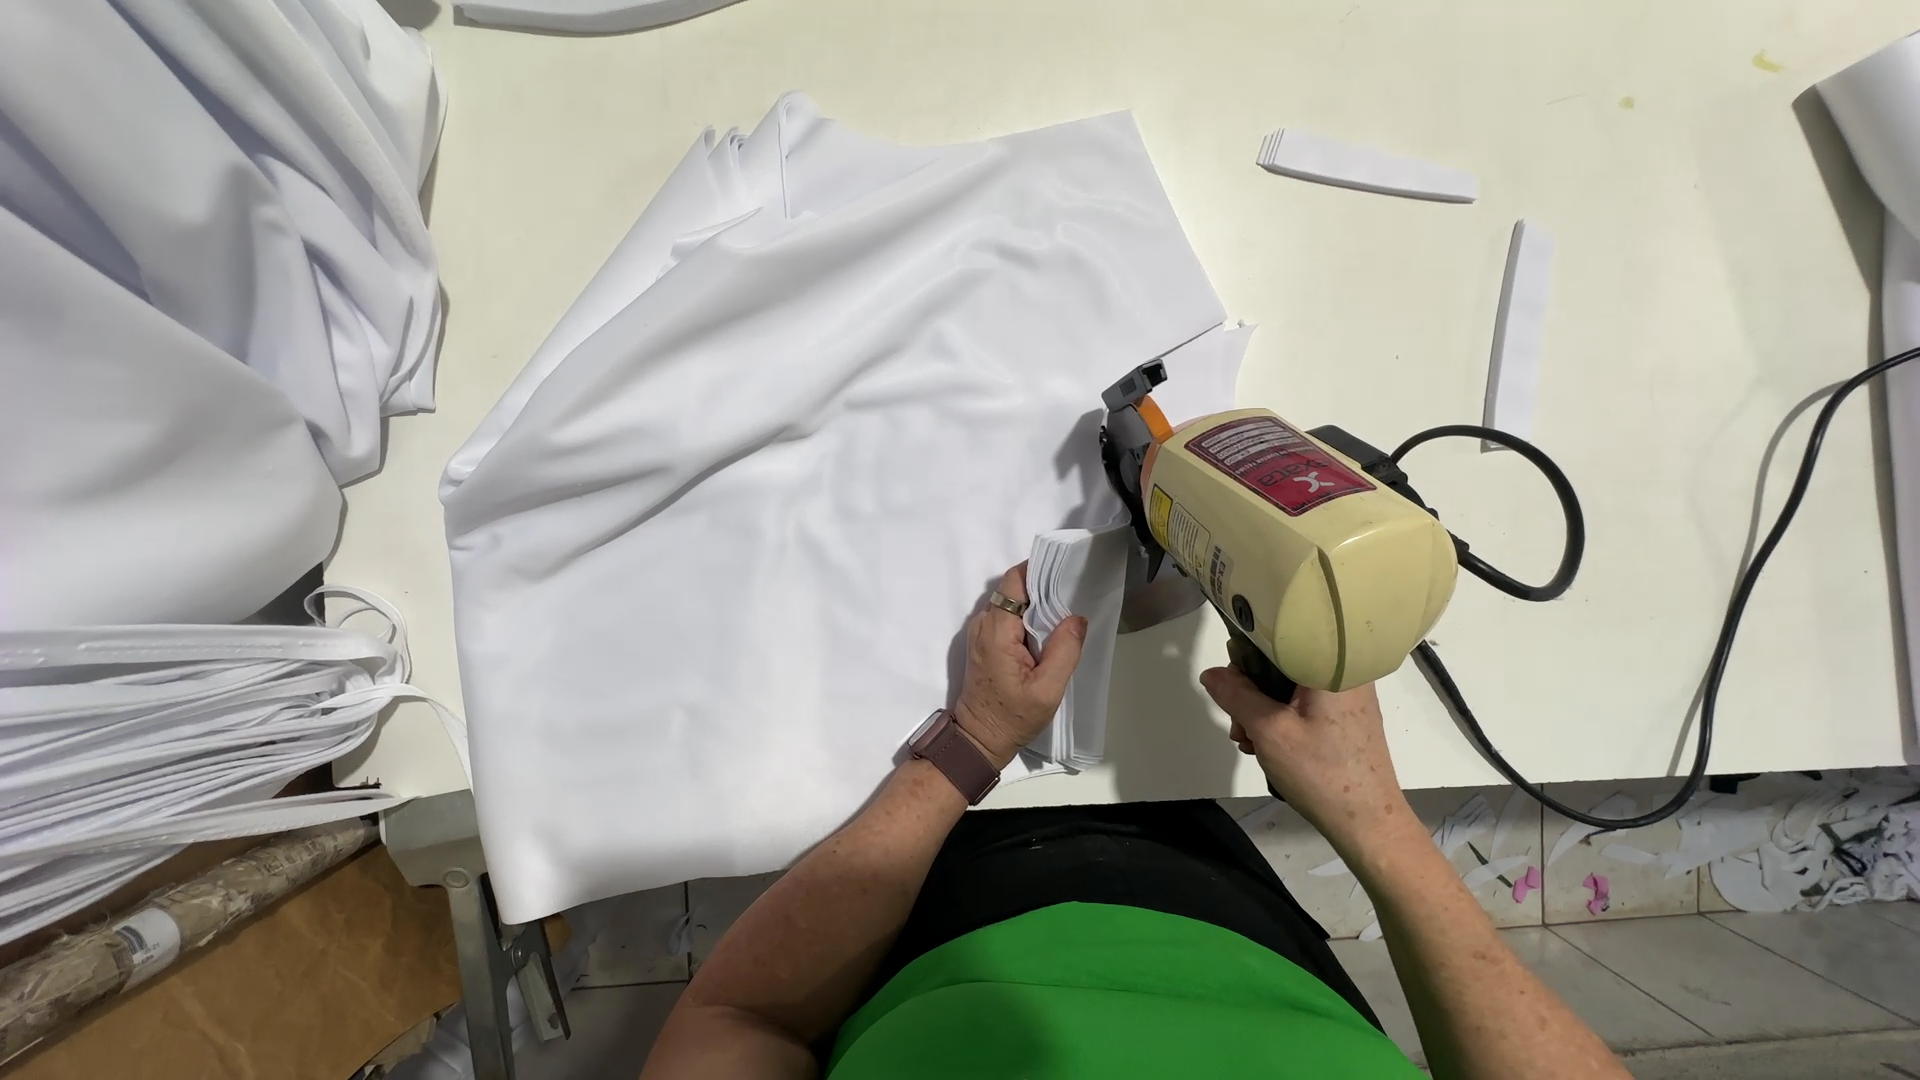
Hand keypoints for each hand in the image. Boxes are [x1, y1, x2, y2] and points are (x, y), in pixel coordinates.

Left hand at [953, 562, 1086, 768]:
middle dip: (1041, 588)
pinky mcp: (984, 642)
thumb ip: (1064, 650)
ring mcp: (980, 633)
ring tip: (1062, 614)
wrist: (979, 739)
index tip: (1064, 574)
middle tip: (1070, 596)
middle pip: (1012, 589)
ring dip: (1034, 604)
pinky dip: (1025, 618)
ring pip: (1010, 602)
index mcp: (996, 631)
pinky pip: (1006, 617)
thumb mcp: (1048, 689)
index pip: (1013, 582)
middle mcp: (983, 624)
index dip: (1037, 572)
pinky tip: (1046, 631)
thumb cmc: (1013, 716)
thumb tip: (1076, 618)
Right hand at [1199, 667, 1415, 855]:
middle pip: (1283, 664)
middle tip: (1238, 724)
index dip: (1248, 654)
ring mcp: (1349, 699)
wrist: (1368, 824)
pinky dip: (1282, 718)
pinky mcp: (1348, 719)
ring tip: (1250, 741)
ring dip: (1262, 708)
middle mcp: (1346, 674)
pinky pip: (1304, 704)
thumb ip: (1236, 696)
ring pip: (1290, 686)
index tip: (1231, 681)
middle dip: (1251, 690)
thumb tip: (1211, 673)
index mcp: (1334, 666)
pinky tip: (1268, 745)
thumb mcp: (1268, 731)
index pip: (1282, 637)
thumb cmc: (1321, 772)